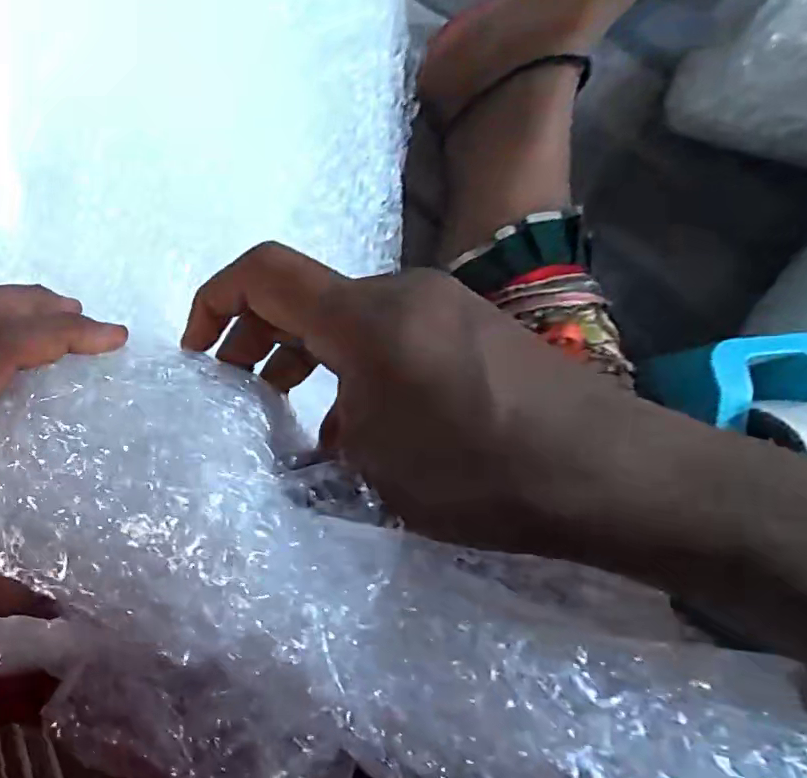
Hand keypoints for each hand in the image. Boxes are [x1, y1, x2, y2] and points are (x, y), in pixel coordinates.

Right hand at [182, 242, 667, 552]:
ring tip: (277, 411)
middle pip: (298, 293)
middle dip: (249, 336)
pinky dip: (342, 367)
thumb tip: (301, 433)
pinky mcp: (463, 329)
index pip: (263, 273)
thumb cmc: (475, 473)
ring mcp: (437, 307)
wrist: (612, 476)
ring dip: (295, 354)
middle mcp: (400, 295)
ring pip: (338, 316)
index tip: (194, 353)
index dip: (212, 301)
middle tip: (230, 390)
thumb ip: (313, 430)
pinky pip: (379, 334)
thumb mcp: (367, 463)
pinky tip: (343, 425)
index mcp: (367, 319)